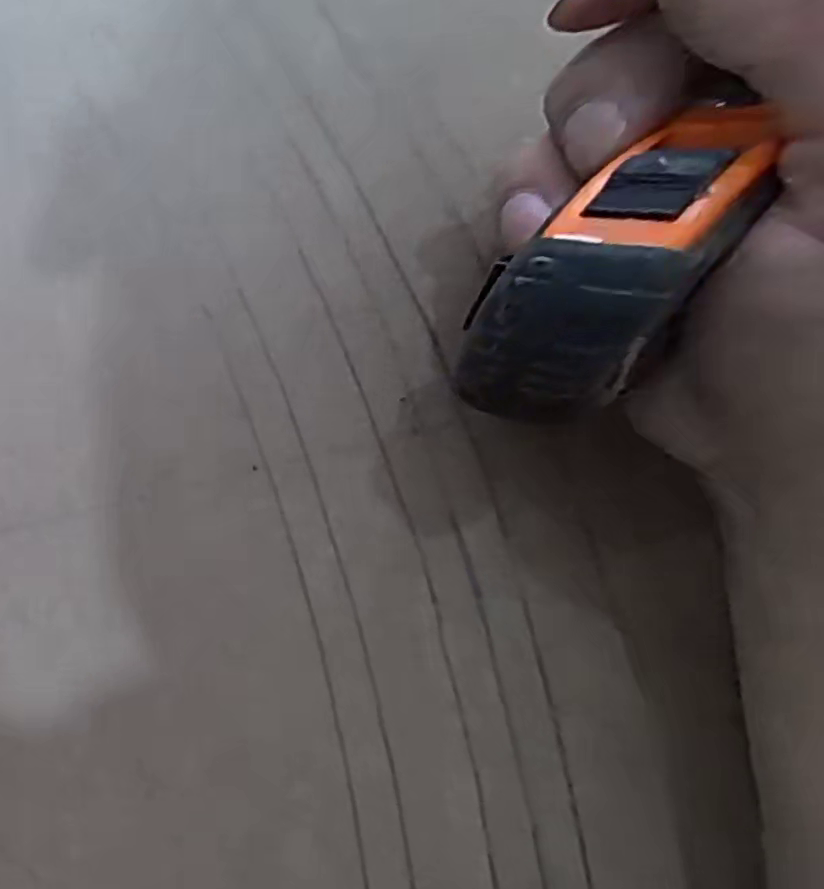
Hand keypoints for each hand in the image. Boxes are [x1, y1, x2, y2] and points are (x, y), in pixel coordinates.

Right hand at [497, 0, 823, 526]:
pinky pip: (522, 200)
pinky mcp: (594, 236)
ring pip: (561, 130)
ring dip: (545, 176)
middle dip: (605, 101)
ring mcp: (660, 178)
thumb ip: (785, 23)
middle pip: (631, 55)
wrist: (784, 428)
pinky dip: (514, 222)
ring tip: (563, 225)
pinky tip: (534, 245)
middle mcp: (745, 105)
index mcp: (815, 65)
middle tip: (615, 157)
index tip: (574, 13)